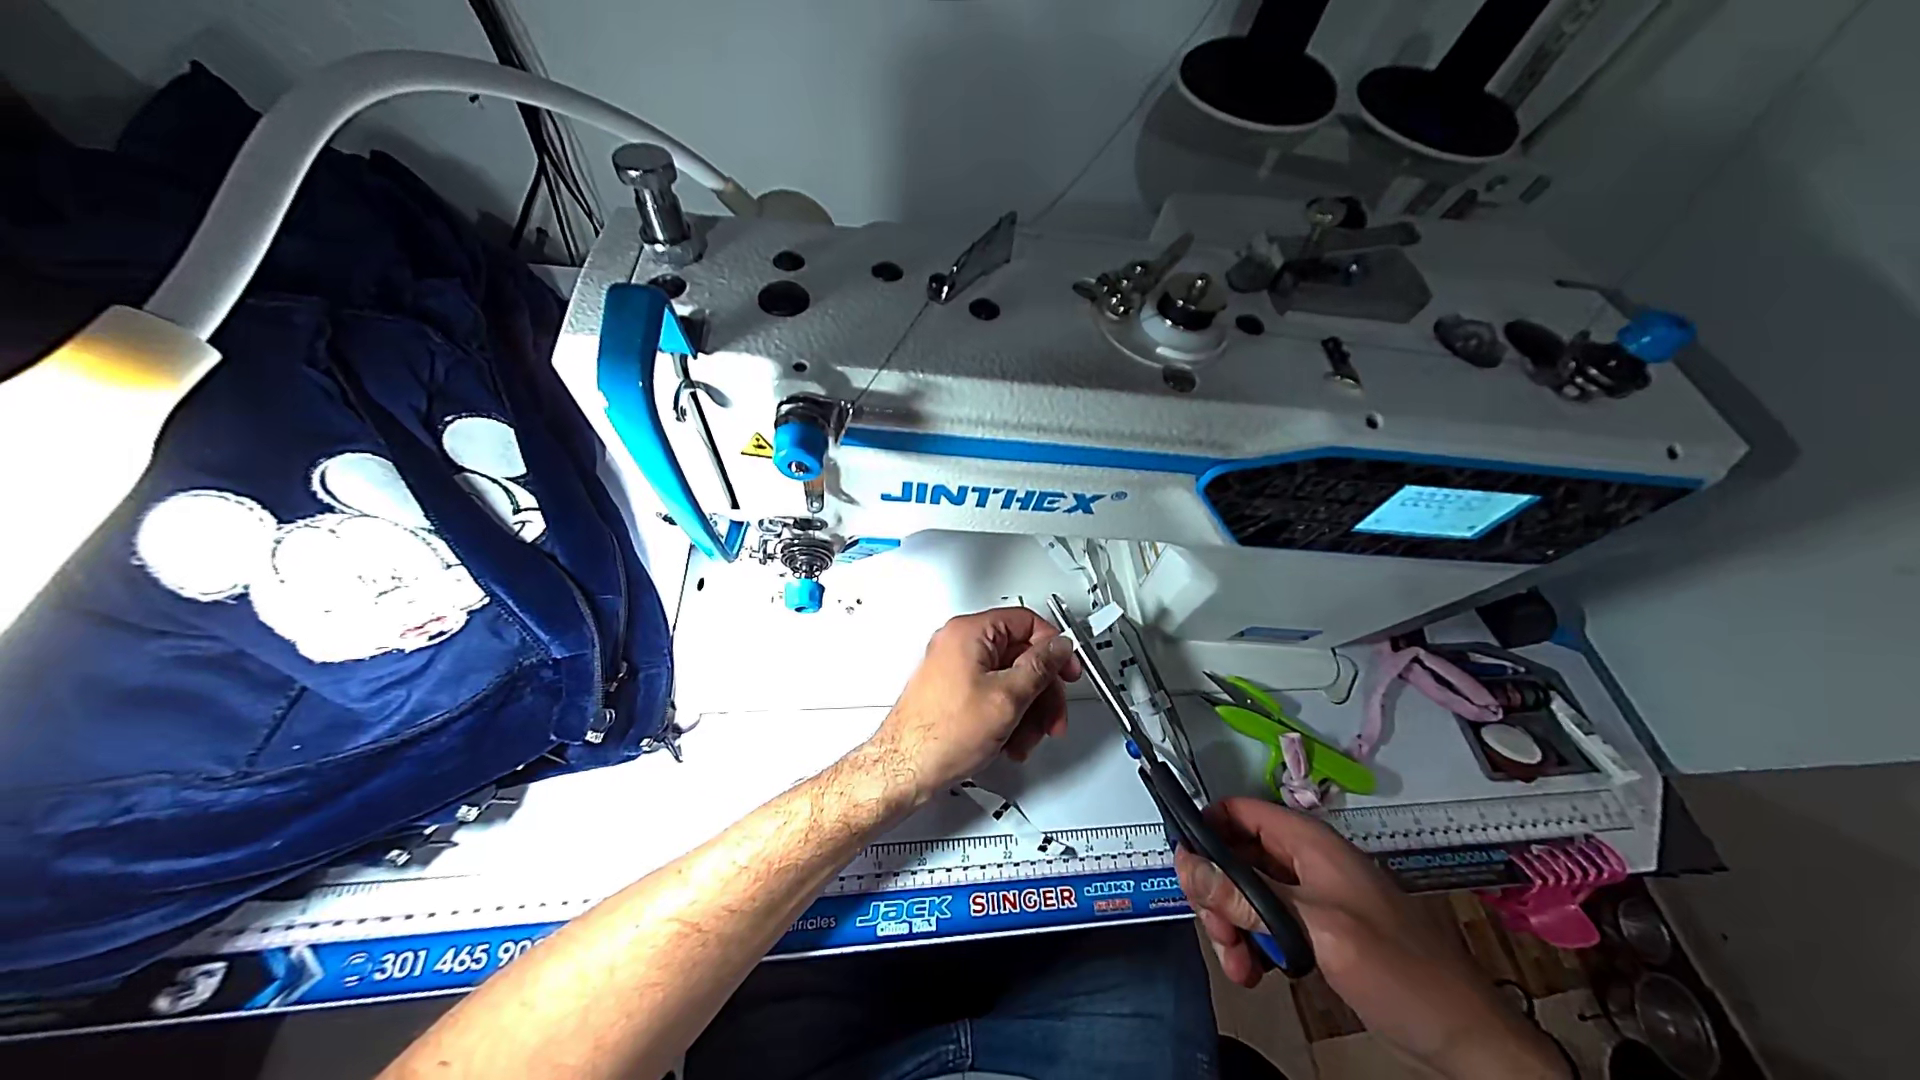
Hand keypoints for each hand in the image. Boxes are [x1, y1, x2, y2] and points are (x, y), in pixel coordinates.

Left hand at [865, 607, 1082, 805]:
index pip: (1026, 622)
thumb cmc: (940, 734)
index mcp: (969, 633)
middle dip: (1042, 691)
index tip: (1066, 670)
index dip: (1053, 647)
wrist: (905, 768)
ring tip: (1026, 737)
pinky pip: (992, 694)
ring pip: (1009, 679)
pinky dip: (1007, 716)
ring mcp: (953, 668)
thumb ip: (1040, 668)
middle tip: (1052, 715)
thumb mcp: (1007, 698)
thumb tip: (1059, 648)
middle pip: (1020, 655)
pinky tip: (1009, 741)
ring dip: (1027, 710)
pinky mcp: (952, 692)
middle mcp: (958, 644)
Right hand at [1177, 798, 1566, 1078]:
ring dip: (1231, 924)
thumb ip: (1247, 896)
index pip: (1237, 811)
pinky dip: (1251, 942)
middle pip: (1235, 854)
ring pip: (1246, 891)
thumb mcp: (1314, 929)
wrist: (1464, 1037)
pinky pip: (1265, 920)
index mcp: (1309, 842)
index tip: (1186, 869)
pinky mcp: (1315, 927)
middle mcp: (1306, 860)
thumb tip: (1188, 865)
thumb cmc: (1401, 972)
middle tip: (1219, 930)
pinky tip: (1255, 970)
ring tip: (1239, 964)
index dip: (1205, 831)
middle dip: (1217, 892)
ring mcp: (1310, 894)